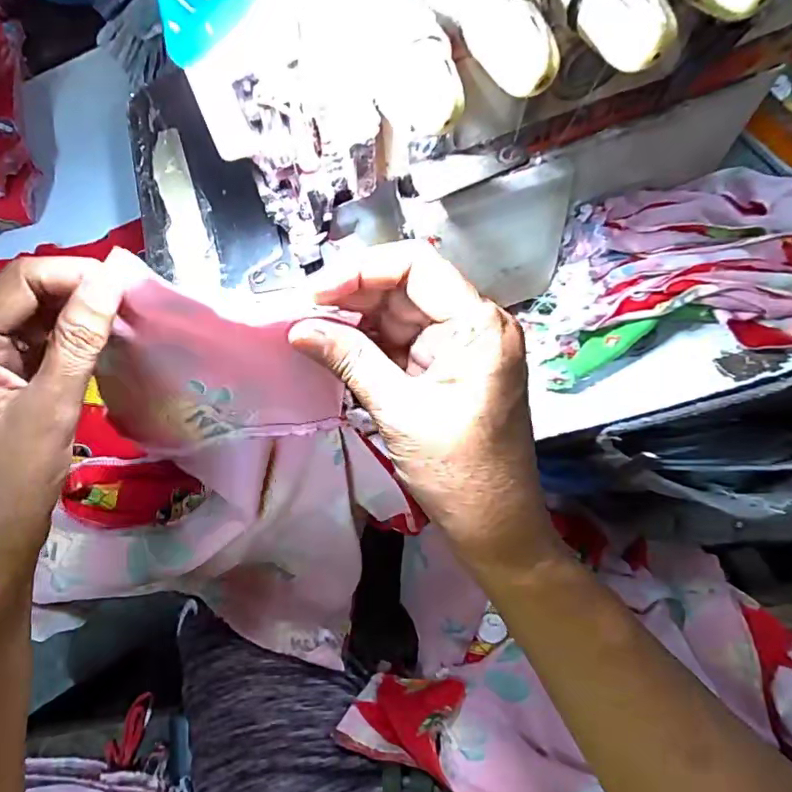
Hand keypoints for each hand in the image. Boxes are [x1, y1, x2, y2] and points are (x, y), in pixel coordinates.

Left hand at [0, 257, 122, 606]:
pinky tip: (91, 354)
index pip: (20, 279)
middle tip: (126, 309)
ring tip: (116, 329)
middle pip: (19, 295)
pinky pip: (23, 350)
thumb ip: (79, 338)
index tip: (124, 288)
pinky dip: (57, 347)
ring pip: (24, 322)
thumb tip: (108, 279)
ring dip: (68, 321)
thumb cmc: (12, 485)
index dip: (73, 274)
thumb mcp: (52, 407)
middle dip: (73, 295)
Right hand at [287, 241, 563, 573]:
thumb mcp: (399, 410)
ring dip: (353, 320)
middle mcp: (473, 325)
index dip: (360, 269)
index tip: (315, 293)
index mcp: (478, 325)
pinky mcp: (443, 370)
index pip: (416, 264)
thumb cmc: (458, 471)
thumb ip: (350, 360)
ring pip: (397, 314)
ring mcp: (458, 348)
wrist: (494, 526)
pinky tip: (331, 348)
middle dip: (350, 295)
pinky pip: (399, 343)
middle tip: (300, 313)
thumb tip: (297, 328)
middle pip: (404, 286)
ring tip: (307, 330)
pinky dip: (365, 344)